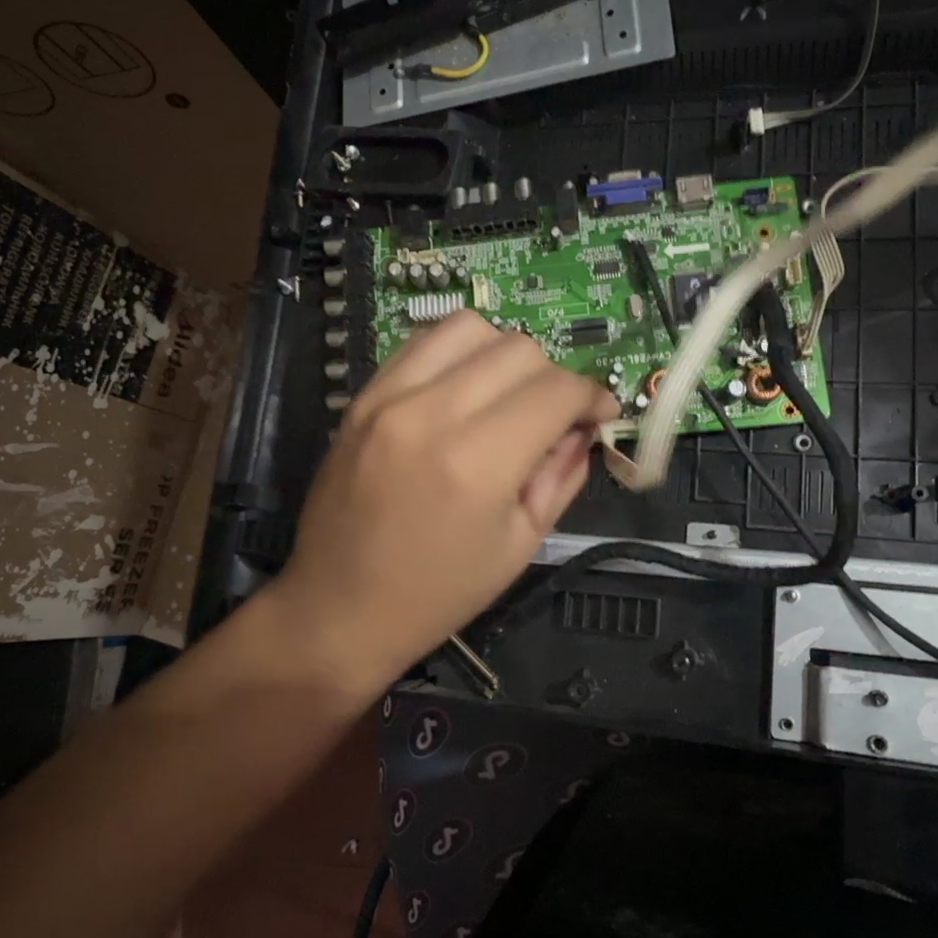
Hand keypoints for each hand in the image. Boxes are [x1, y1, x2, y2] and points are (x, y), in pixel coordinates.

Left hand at [270, 310, 617, 686]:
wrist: (338, 609)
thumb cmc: (437, 593)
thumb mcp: (520, 545)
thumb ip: (561, 476)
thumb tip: (582, 428)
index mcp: (478, 462)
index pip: (557, 390)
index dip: (591, 397)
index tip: (599, 415)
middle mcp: (431, 412)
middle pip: (519, 349)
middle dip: (552, 378)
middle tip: (551, 418)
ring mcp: (388, 397)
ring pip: (470, 328)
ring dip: (503, 355)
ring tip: (505, 396)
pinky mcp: (362, 396)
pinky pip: (421, 342)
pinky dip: (456, 354)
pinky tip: (461, 390)